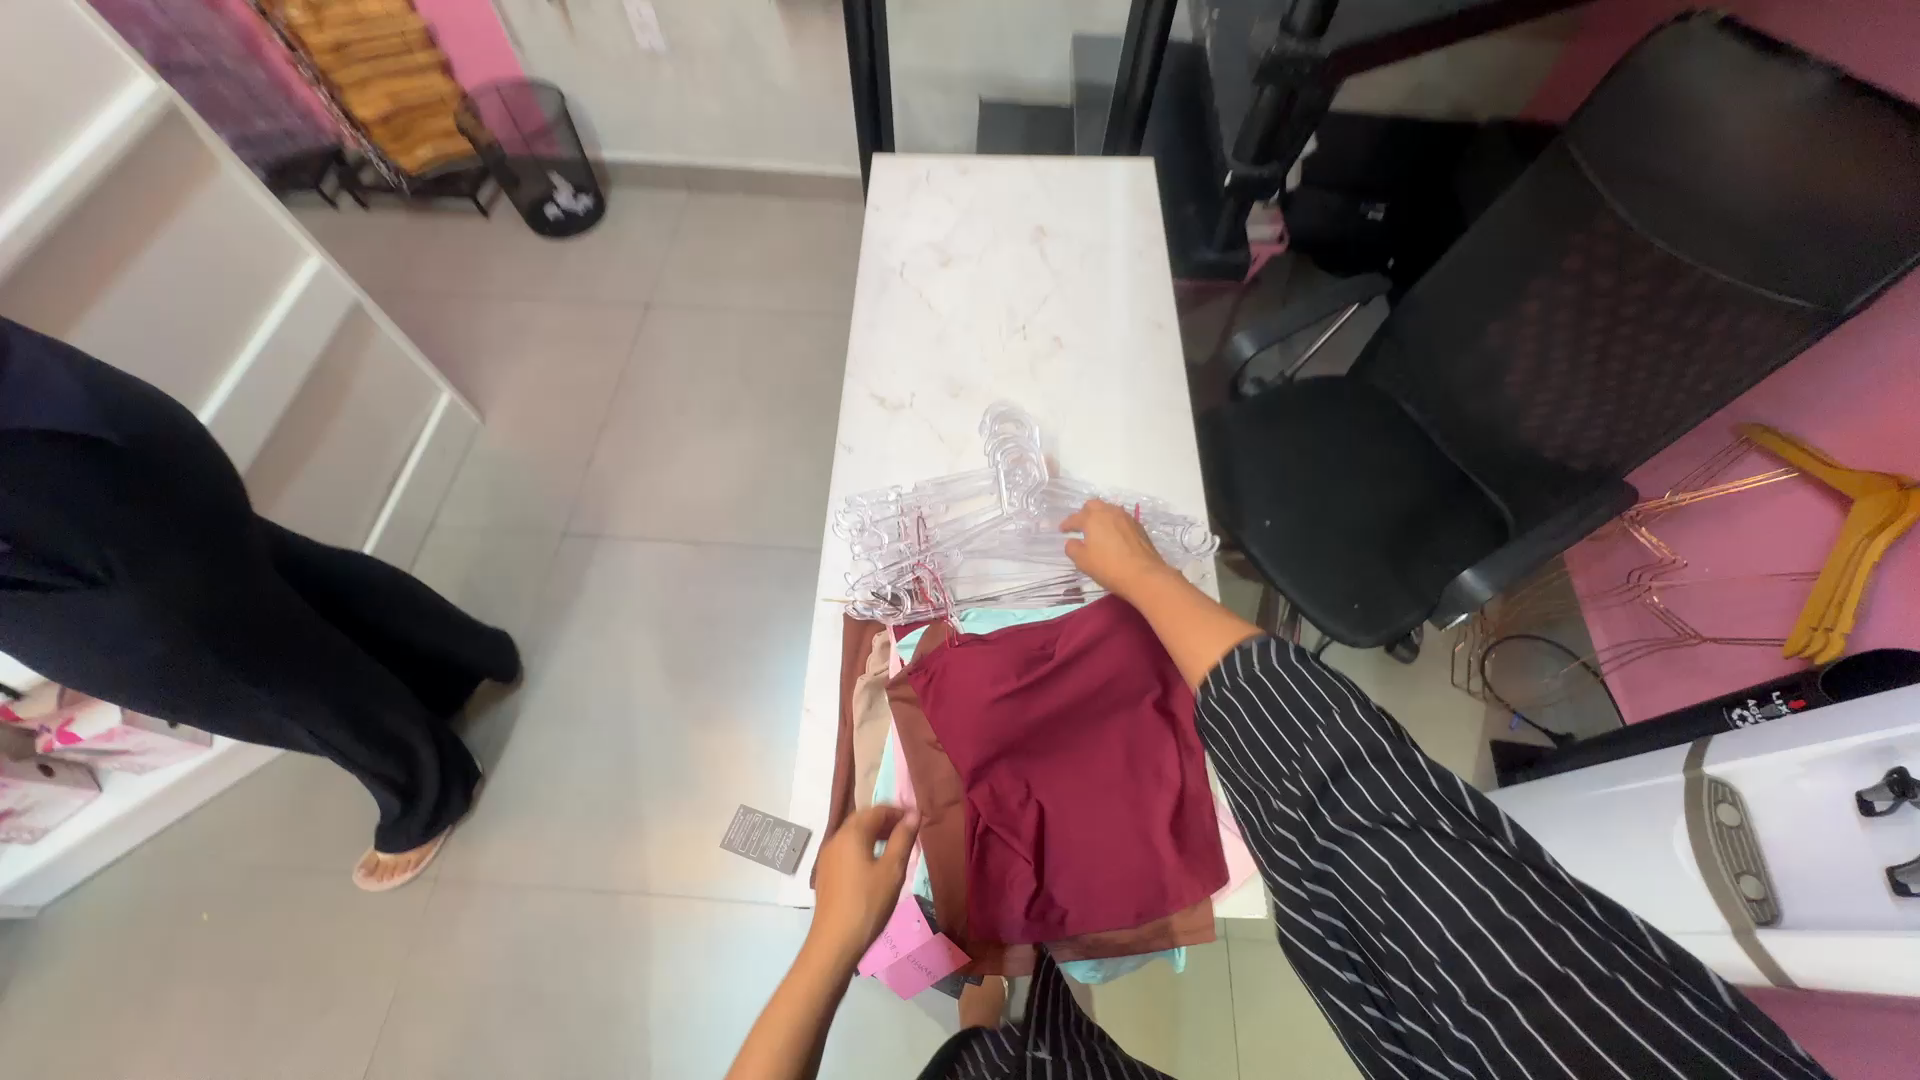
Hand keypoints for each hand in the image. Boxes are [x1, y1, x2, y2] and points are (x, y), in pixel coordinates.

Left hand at [806, 804, 918, 966]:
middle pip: (863, 820)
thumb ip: (903, 838)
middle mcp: (836, 838)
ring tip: (894, 847)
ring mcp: (827, 856)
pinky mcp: (826, 873)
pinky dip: (863, 847)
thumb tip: (914, 814)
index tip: (916, 821)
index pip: (877, 810)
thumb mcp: (892, 870)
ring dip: (874, 834)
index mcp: (852, 833)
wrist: (834, 942)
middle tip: (907, 832)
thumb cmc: (868, 903)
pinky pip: (847, 849)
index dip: (898, 812)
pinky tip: (874, 865)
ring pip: (853, 835)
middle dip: (885, 821)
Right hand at [1062, 499, 1177, 600]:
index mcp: (1092, 518)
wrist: (1144, 575)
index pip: (1075, 518)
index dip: (1067, 524)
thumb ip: (1072, 548)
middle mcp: (1109, 512)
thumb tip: (1072, 541)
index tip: (1062, 530)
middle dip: (1084, 513)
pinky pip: (1121, 519)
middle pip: (1093, 505)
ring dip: (1101, 516)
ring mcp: (1126, 518)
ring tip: (1098, 529)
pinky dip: (1114, 523)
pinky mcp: (1139, 526)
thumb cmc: (1109, 567)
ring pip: (1109, 509)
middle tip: (1081, 526)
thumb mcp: (1083, 561)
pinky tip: (1114, 535)